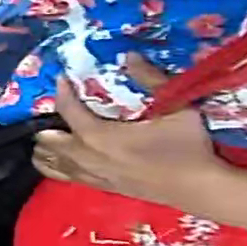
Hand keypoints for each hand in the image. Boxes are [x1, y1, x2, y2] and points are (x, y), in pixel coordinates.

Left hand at [32, 56, 231, 205]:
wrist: (201, 189)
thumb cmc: (189, 147)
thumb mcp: (177, 108)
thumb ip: (151, 80)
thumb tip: (130, 56)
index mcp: (98, 136)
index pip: (67, 110)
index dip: (62, 91)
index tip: (62, 79)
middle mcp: (85, 156)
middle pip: (46, 139)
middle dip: (45, 123)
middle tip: (55, 110)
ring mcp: (88, 175)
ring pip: (47, 161)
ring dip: (45, 146)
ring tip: (52, 133)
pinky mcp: (97, 186)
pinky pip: (62, 176)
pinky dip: (54, 164)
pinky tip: (59, 156)